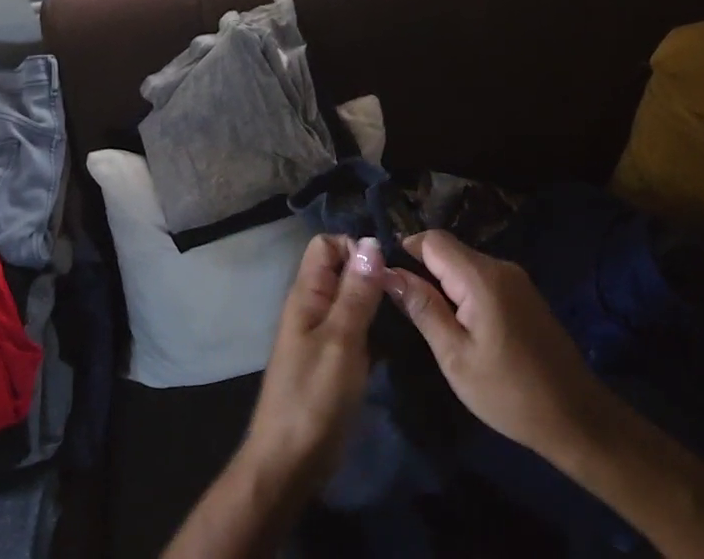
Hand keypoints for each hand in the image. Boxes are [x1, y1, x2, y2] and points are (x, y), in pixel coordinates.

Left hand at [238, 234, 387, 489]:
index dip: (355, 247)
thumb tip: (370, 242)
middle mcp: (313, 308)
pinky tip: (402, 339)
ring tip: (412, 310)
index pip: (326, 245)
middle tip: (411, 289)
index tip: (390, 266)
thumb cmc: (314, 397)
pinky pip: (358, 329)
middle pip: (342, 270)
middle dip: (374, 273)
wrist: (291, 461)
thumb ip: (356, 292)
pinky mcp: (335, 360)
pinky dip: (377, 329)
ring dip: (379, 302)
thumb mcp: (341, 340)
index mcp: (306, 295)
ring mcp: (323, 335)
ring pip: (353, 300)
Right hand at [384, 229, 608, 461]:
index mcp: (482, 278)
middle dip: (422, 271)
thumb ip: (423, 308)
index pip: (433, 240)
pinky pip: (483, 281)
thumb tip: (388, 273)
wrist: (576, 417)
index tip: (386, 281)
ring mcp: (517, 281)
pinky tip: (460, 328)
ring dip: (443, 285)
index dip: (405, 252)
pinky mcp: (525, 296)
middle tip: (404, 311)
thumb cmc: (508, 392)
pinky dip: (464, 294)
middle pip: (449, 251)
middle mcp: (501, 268)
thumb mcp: (455, 355)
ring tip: (429, 323)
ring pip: (465, 266)